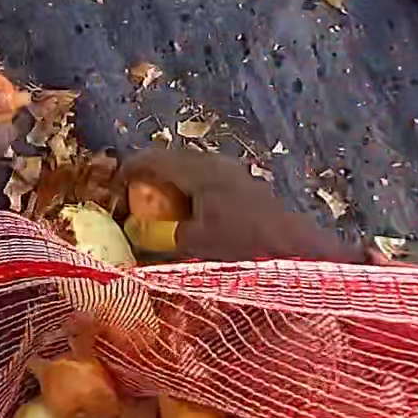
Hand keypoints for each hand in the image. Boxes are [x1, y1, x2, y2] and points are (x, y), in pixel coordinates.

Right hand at [117, 149, 360, 262]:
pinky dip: (191, 197)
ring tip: (157, 213)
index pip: (153, 159)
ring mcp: (235, 175)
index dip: (129, 170)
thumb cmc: (244, 249)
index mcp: (199, 170)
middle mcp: (216, 164)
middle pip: (172, 162)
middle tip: (131, 201)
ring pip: (192, 173)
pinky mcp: (248, 190)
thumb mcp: (194, 246)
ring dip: (172, 189)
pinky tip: (191, 221)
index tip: (111, 187)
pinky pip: (208, 185)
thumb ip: (162, 238)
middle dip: (149, 178)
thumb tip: (138, 235)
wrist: (305, 258)